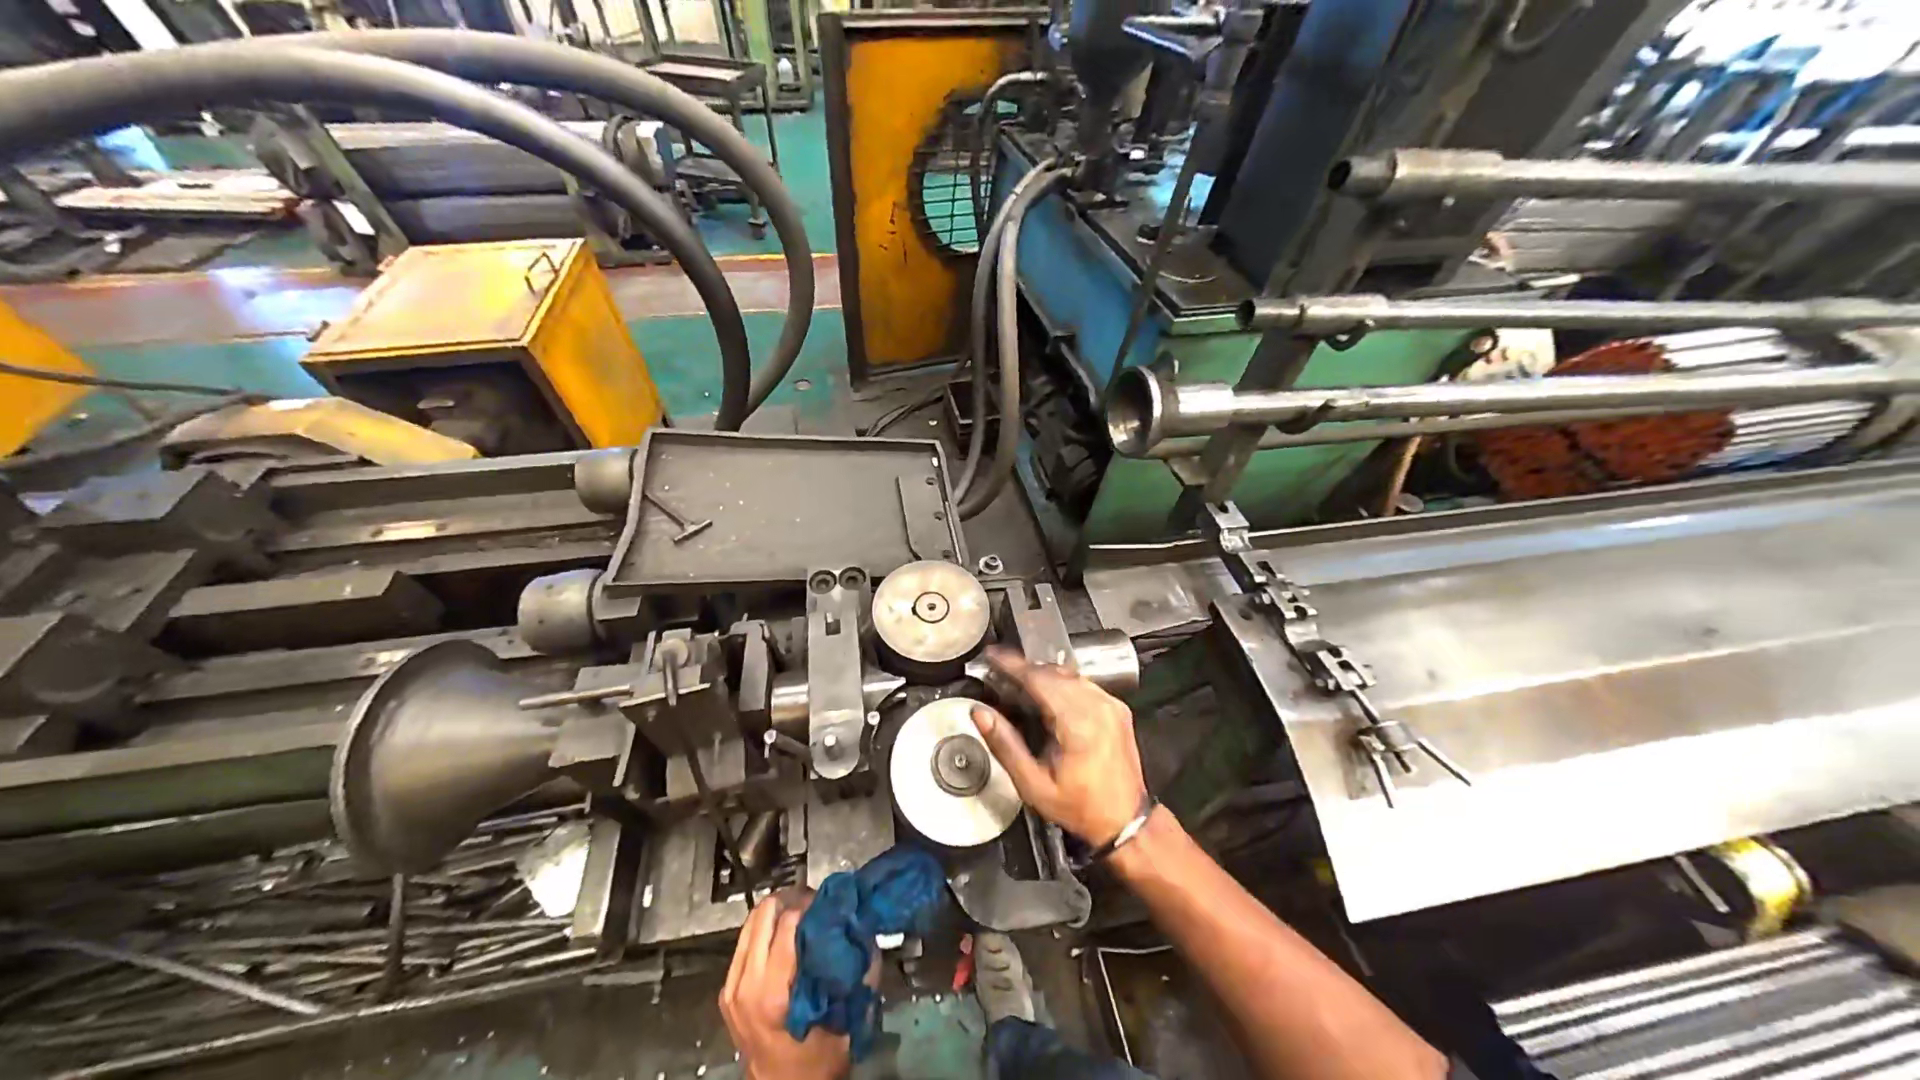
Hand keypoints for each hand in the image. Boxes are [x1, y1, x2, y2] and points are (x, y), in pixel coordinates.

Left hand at [720, 890, 849, 1079]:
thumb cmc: (817, 1058)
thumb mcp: (846, 1018)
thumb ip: (858, 972)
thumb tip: (864, 928)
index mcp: (773, 993)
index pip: (788, 924)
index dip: (810, 904)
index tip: (828, 902)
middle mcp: (746, 985)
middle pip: (764, 915)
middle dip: (791, 901)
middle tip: (814, 901)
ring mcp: (731, 987)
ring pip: (750, 923)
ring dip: (775, 912)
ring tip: (799, 911)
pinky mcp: (726, 990)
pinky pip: (743, 943)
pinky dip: (763, 930)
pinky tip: (782, 933)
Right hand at [970, 645, 1147, 846]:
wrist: (1125, 821)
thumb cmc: (1080, 808)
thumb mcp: (1033, 785)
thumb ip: (1005, 745)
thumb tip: (981, 714)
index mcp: (1078, 723)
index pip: (1039, 679)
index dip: (1011, 665)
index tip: (991, 657)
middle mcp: (1098, 707)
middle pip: (1053, 672)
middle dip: (1023, 669)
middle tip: (998, 672)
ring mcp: (1110, 705)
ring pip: (1069, 674)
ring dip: (1042, 674)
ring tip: (1017, 681)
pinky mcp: (1116, 708)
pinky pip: (1083, 683)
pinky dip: (1061, 682)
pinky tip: (1046, 692)